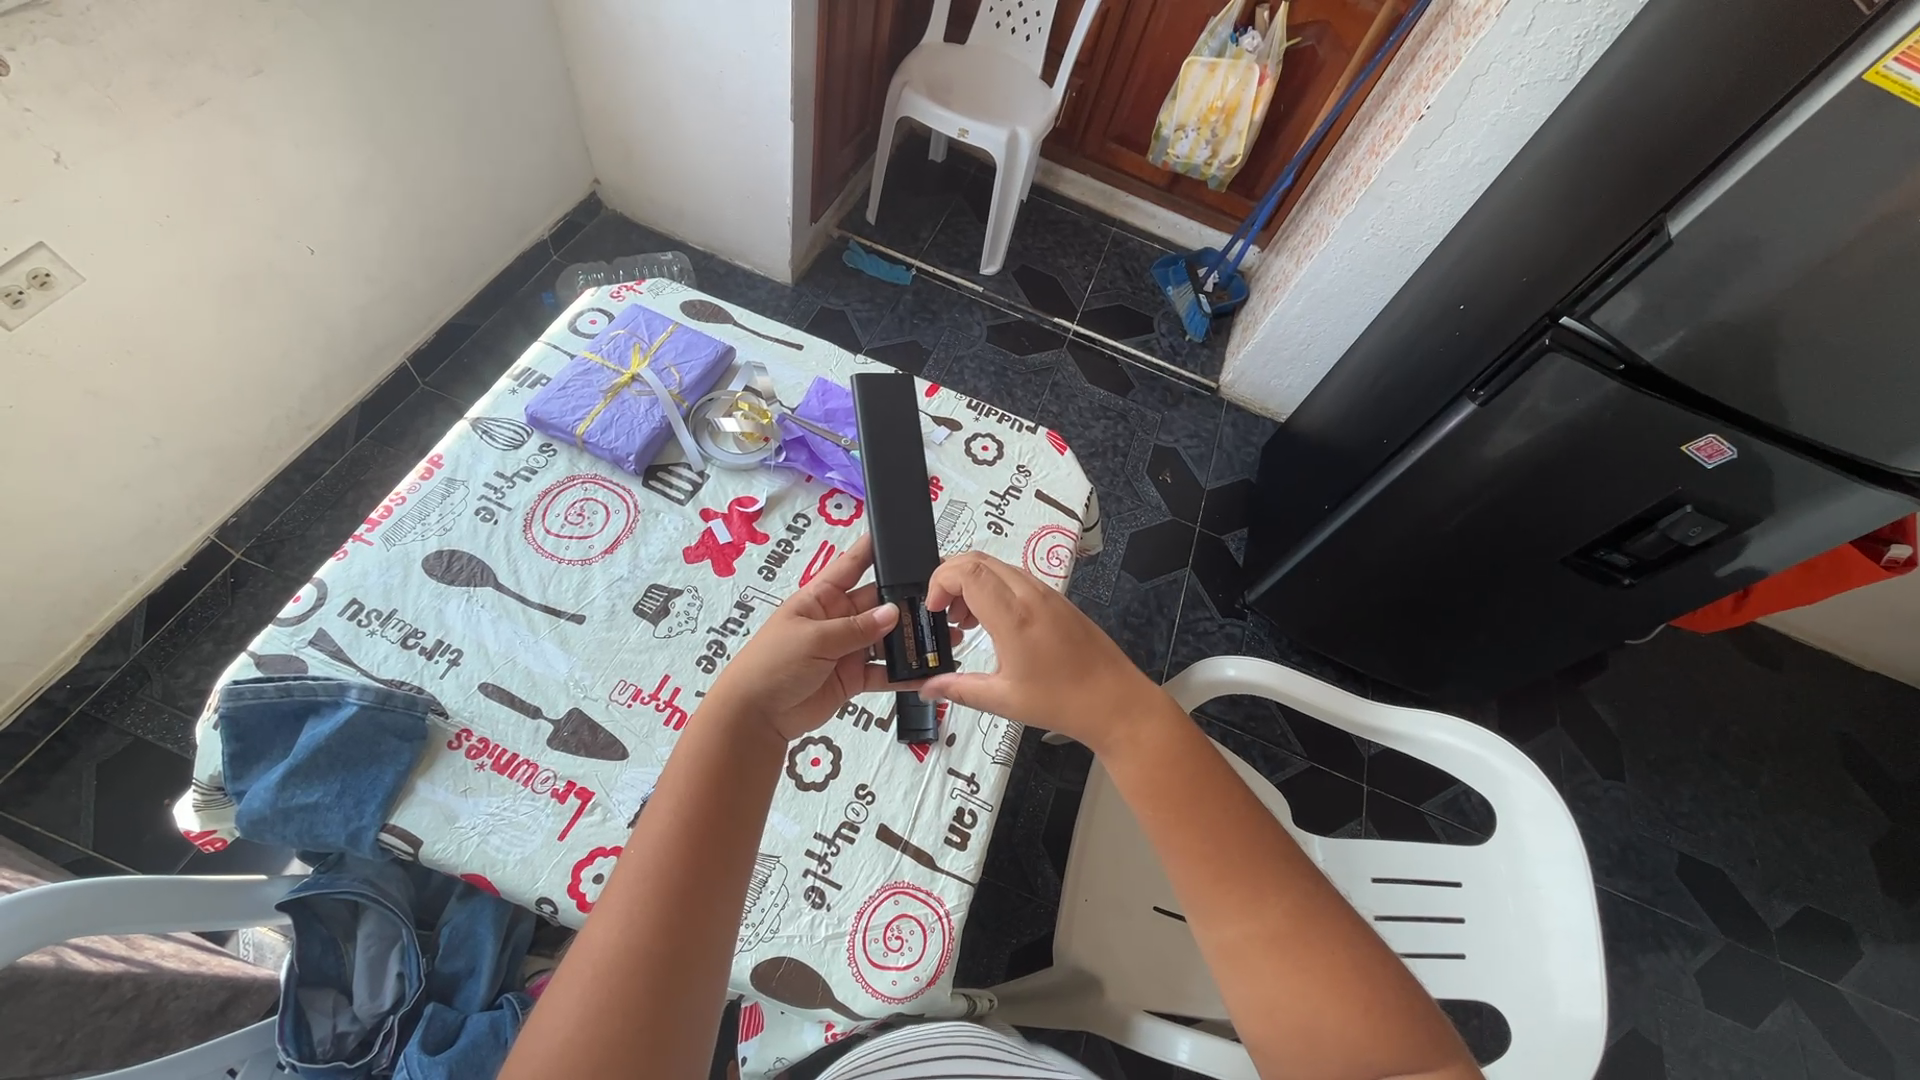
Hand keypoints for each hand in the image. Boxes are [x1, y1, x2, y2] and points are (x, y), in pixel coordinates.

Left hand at [703, 534, 956, 744]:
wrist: (756, 715)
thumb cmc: (773, 664)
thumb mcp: (814, 638)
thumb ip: (856, 628)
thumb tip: (894, 612)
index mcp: (821, 598)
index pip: (851, 566)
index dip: (873, 551)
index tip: (901, 539)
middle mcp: (838, 619)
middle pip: (878, 604)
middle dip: (907, 603)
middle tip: (941, 602)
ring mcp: (847, 650)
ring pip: (886, 639)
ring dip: (912, 640)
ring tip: (945, 638)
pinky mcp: (854, 678)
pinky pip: (884, 673)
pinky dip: (904, 674)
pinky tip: (927, 672)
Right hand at [918, 552, 1172, 754]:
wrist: (1115, 701)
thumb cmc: (1063, 702)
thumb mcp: (1003, 700)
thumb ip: (959, 689)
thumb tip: (927, 687)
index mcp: (1014, 617)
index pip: (967, 572)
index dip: (940, 581)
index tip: (933, 609)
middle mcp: (1030, 595)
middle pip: (978, 560)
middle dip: (950, 578)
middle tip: (942, 612)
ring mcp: (1047, 594)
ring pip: (997, 566)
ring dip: (972, 583)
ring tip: (966, 622)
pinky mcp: (1057, 600)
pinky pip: (1017, 578)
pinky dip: (994, 589)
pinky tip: (993, 623)